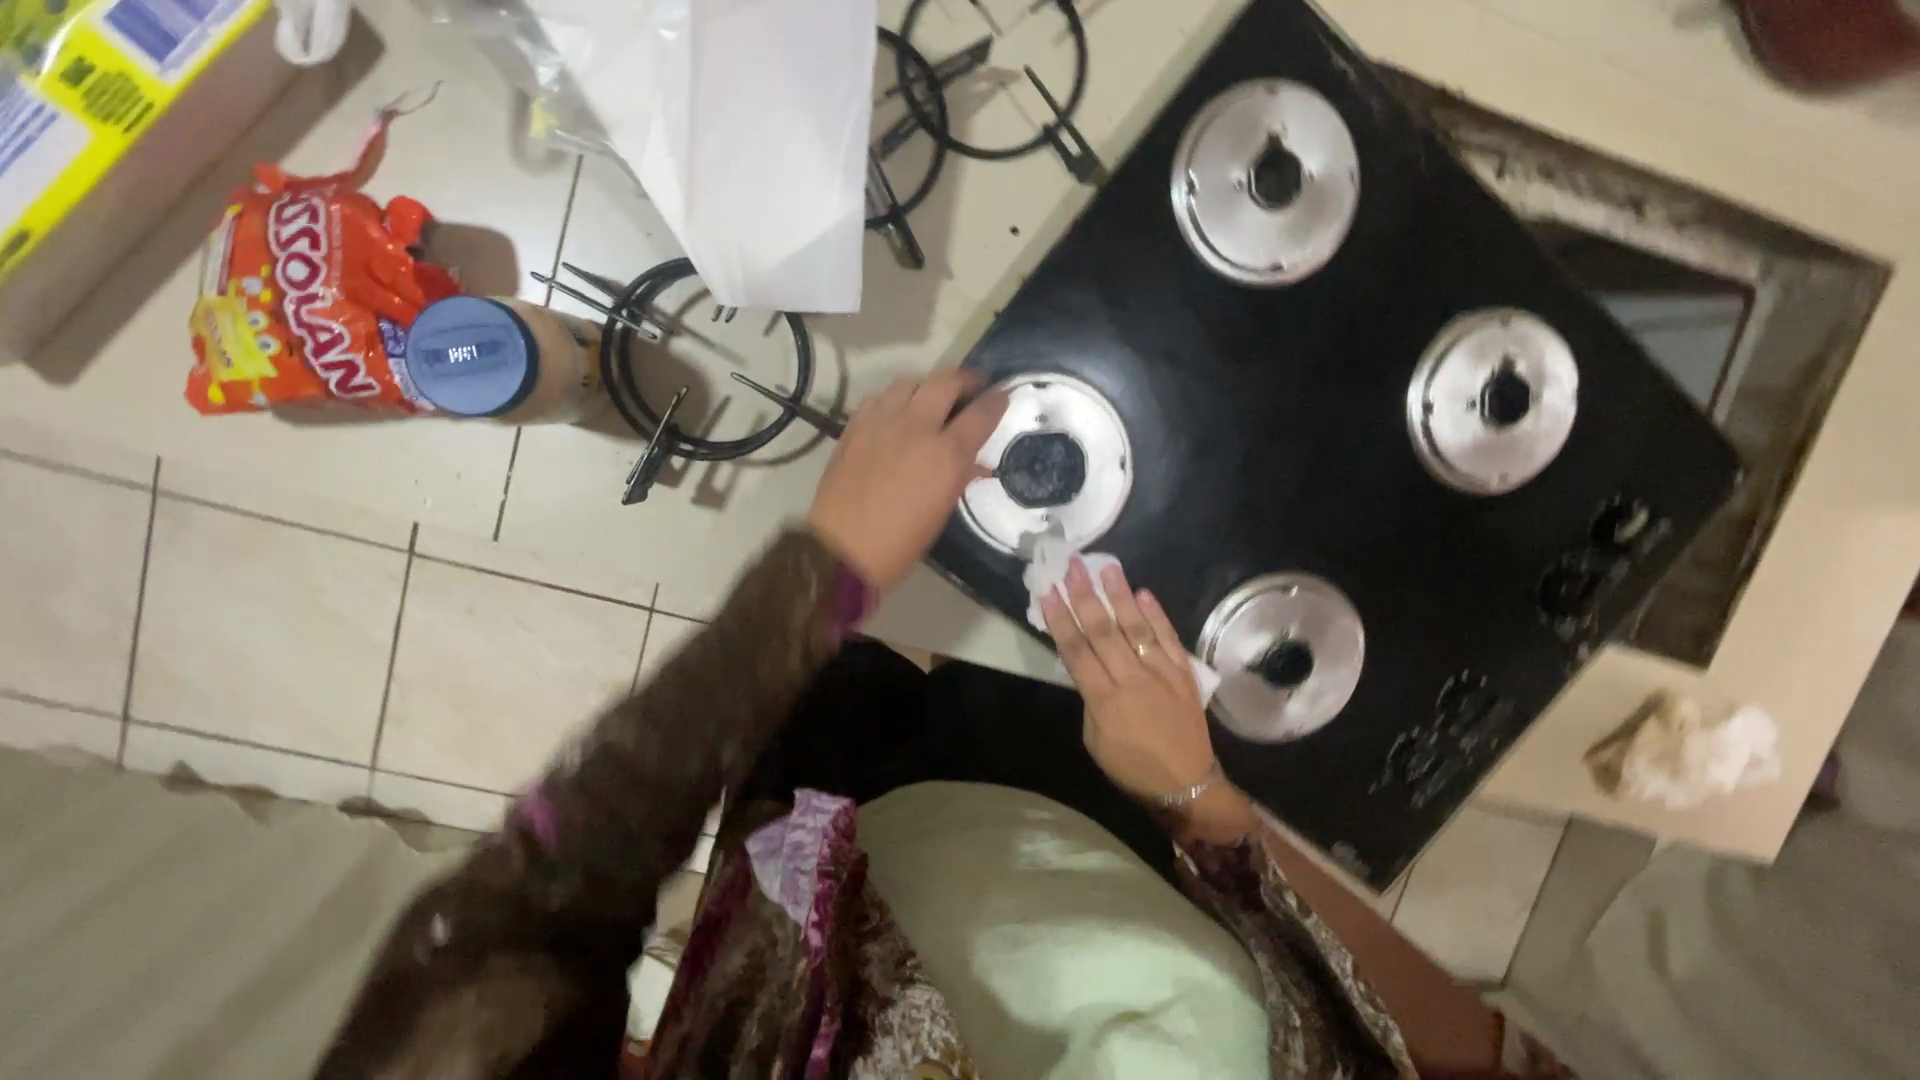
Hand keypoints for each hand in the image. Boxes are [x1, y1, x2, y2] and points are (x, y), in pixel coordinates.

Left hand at [808, 372, 1009, 593]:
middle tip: (973, 386)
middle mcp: (916, 427)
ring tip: (932, 397)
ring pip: (909, 382)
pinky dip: (895, 398)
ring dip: (927, 385)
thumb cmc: (900, 543)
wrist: (841, 550)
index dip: (997, 401)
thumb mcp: (941, 514)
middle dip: (965, 379)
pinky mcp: (855, 426)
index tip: (1003, 395)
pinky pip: (879, 397)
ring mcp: (882, 422)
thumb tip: (975, 464)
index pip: (981, 414)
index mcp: (945, 454)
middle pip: (946, 382)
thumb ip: (960, 480)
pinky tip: (896, 413)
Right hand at [1042, 558, 1253, 842]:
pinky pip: (1169, 638)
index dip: (1060, 620)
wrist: (1187, 785)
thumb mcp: (1095, 741)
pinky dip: (1157, 614)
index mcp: (1104, 700)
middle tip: (1072, 567)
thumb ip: (1090, 699)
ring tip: (1107, 566)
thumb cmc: (1132, 768)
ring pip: (1136, 627)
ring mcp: (1162, 673)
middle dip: (1085, 596)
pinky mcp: (1184, 673)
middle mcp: (1132, 680)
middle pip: (1103, 631)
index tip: (1048, 592)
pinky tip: (1143, 592)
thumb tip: (1087, 666)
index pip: (1076, 651)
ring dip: (1120, 595)